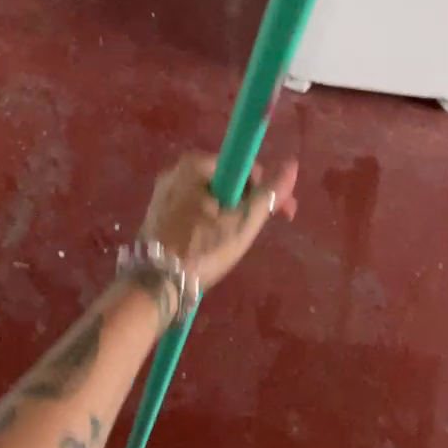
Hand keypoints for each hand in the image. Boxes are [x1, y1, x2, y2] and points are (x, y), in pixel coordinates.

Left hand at [139, 154, 297, 290]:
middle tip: (260, 231)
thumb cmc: (202, 249)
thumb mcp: (242, 223)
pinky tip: (212, 242)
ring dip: (229, 214)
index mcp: (194, 165)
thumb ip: (269, 194)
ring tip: (235, 241)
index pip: (244, 168)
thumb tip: (292, 165)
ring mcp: (163, 192)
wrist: (155, 283)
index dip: (266, 190)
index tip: (282, 213)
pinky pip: (193, 208)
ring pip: (210, 197)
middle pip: (226, 182)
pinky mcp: (157, 212)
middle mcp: (175, 170)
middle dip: (248, 203)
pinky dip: (208, 221)